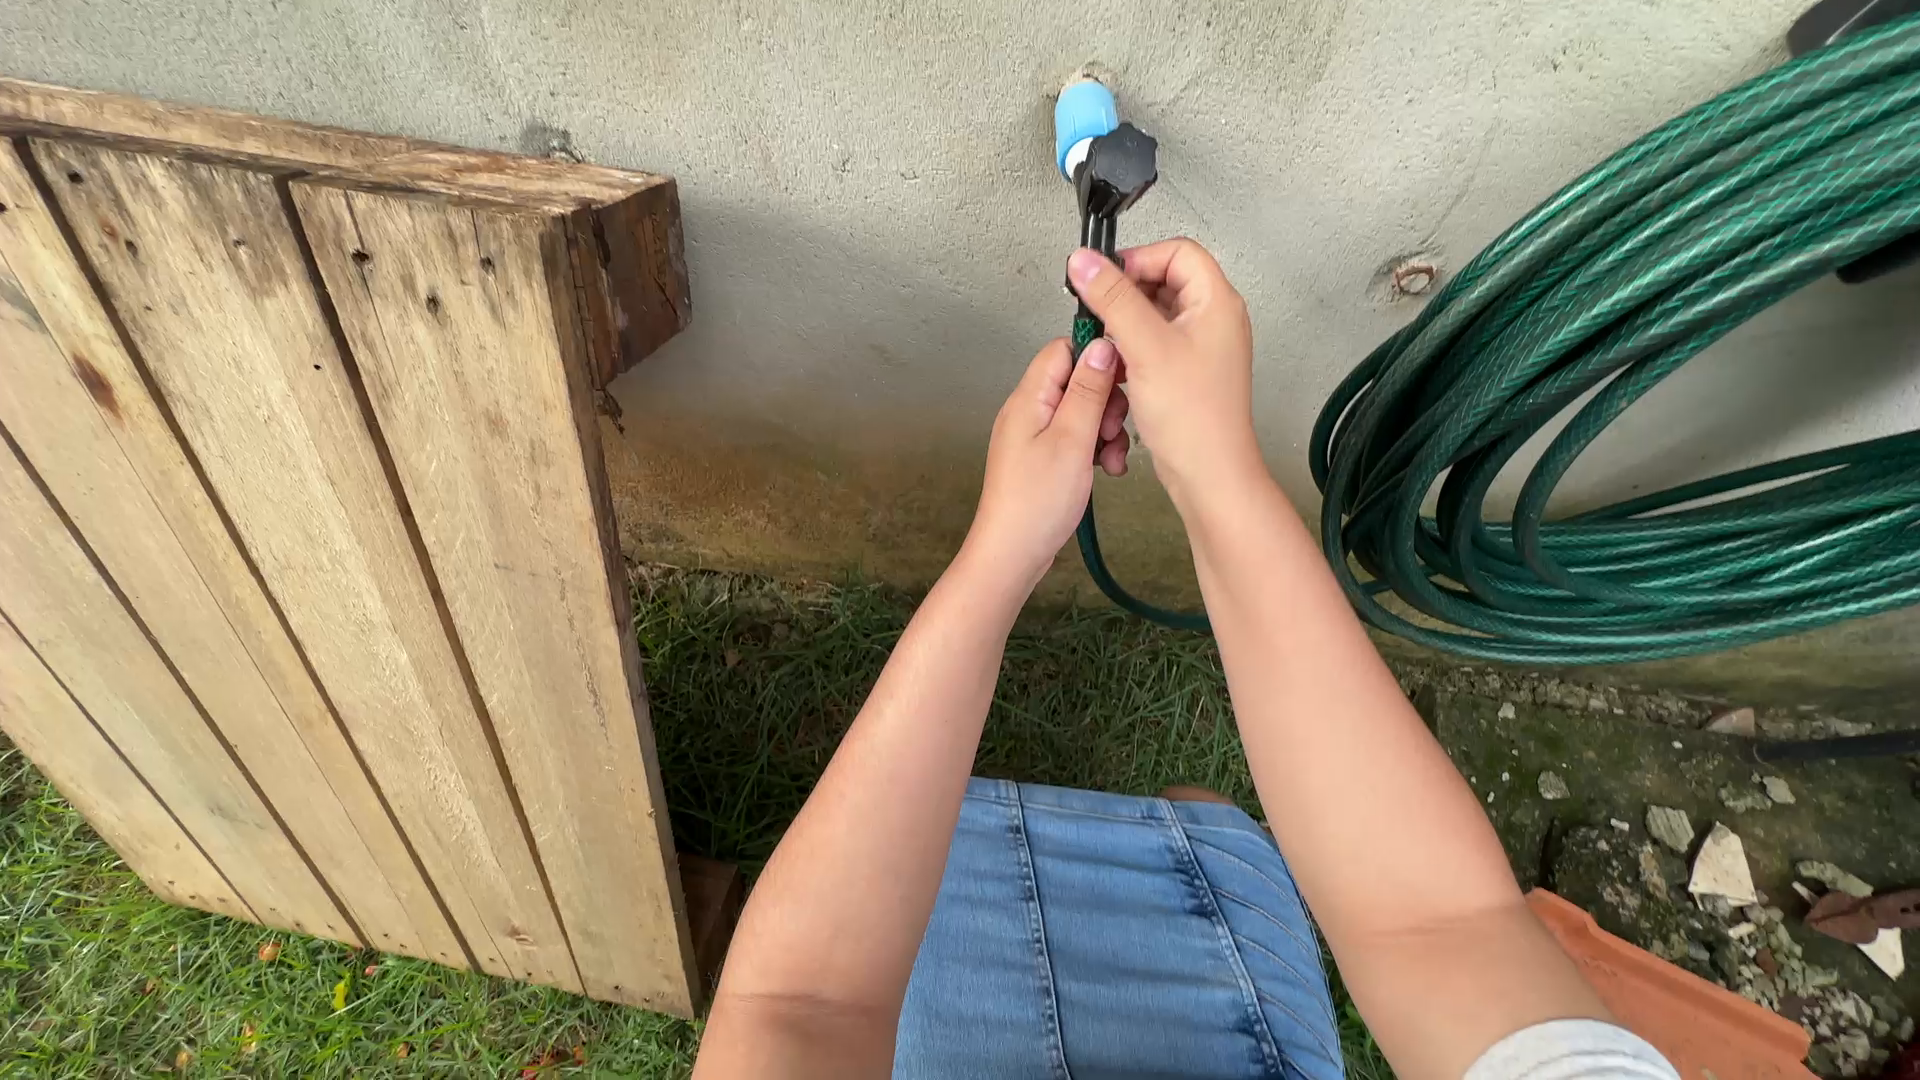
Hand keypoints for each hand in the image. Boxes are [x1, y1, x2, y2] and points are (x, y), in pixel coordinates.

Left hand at [962, 336, 1128, 589]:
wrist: (1013, 553)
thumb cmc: (1039, 499)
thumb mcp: (1073, 438)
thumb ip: (1088, 389)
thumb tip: (1103, 343)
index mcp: (1029, 398)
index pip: (1064, 349)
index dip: (1098, 358)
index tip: (1125, 382)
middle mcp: (1028, 411)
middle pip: (1077, 381)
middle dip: (1106, 402)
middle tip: (1114, 432)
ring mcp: (1035, 436)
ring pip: (1082, 412)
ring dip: (1105, 431)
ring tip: (1112, 460)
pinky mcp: (1043, 459)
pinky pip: (1076, 439)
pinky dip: (1095, 450)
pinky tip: (1108, 471)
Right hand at [1066, 241, 1261, 507]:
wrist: (1207, 472)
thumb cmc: (1192, 417)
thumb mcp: (1145, 346)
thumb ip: (1113, 299)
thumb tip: (1084, 262)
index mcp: (1216, 303)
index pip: (1177, 252)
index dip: (1138, 259)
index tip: (1104, 280)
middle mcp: (1213, 321)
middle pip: (1164, 281)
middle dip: (1126, 294)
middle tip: (1099, 311)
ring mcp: (1200, 348)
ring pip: (1155, 315)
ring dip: (1125, 324)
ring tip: (1108, 344)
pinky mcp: (1186, 373)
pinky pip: (1154, 345)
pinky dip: (1132, 349)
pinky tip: (1117, 368)